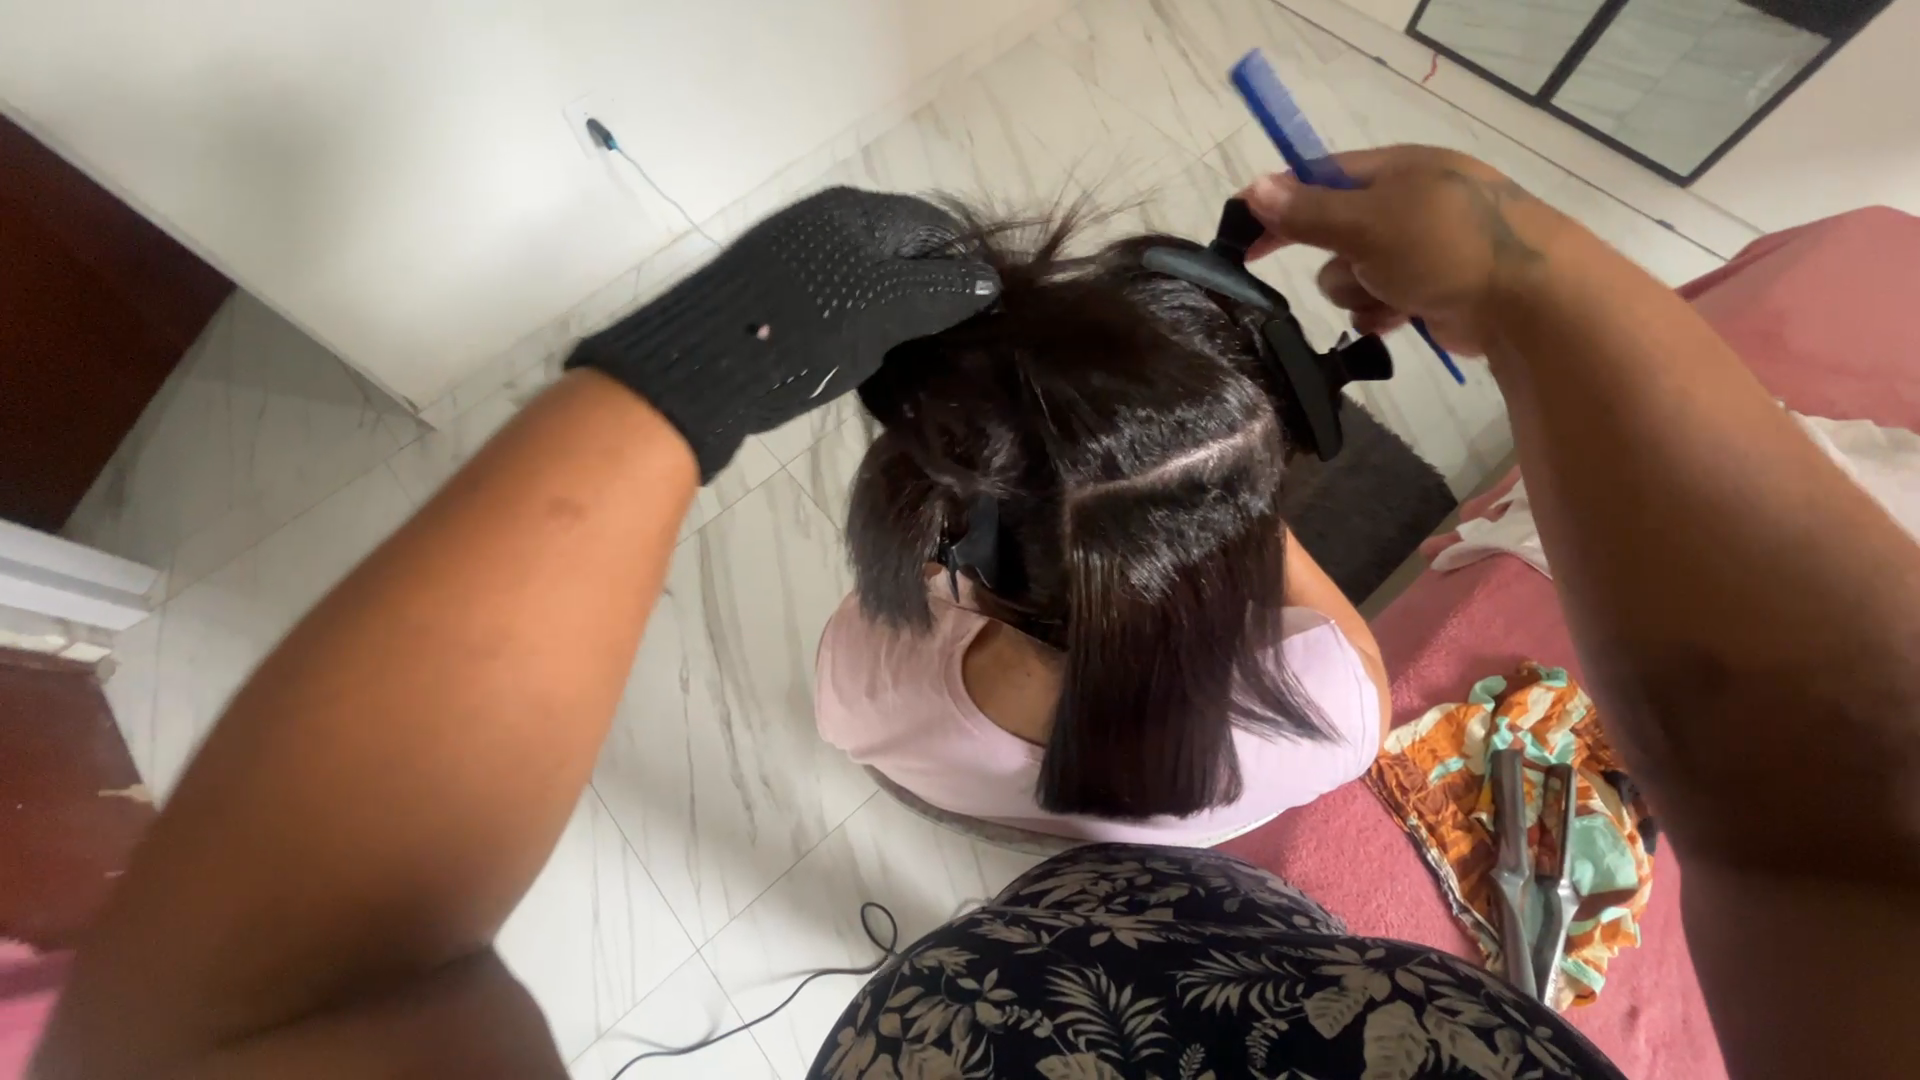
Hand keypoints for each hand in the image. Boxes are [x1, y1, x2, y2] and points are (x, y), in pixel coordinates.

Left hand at [567, 188, 1000, 478]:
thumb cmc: (801, 328)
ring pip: (869, 284)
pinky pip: (839, 307)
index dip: (964, 267)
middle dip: (931, 294)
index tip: (985, 315)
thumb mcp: (882, 307)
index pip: (932, 227)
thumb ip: (938, 292)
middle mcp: (826, 227)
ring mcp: (799, 263)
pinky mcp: (778, 301)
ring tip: (921, 356)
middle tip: (955, 342)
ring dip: (897, 317)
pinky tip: (871, 358)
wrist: (699, 369)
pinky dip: (864, 329)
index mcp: (855, 213)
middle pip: (900, 254)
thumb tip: (989, 282)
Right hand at [1239, 146, 1576, 355]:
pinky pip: (1374, 302)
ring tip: (1390, 296)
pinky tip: (1400, 317)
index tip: (1246, 236)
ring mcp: (1417, 248)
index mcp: (1395, 170)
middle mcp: (1404, 204)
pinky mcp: (1425, 287)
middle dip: (1335, 258)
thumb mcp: (1365, 223)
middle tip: (1353, 267)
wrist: (1524, 299)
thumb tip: (1253, 188)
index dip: (1280, 204)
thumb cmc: (1443, 246)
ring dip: (1359, 292)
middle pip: (1331, 234)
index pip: (1319, 179)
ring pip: (1349, 276)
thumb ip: (1307, 211)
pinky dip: (1380, 313)